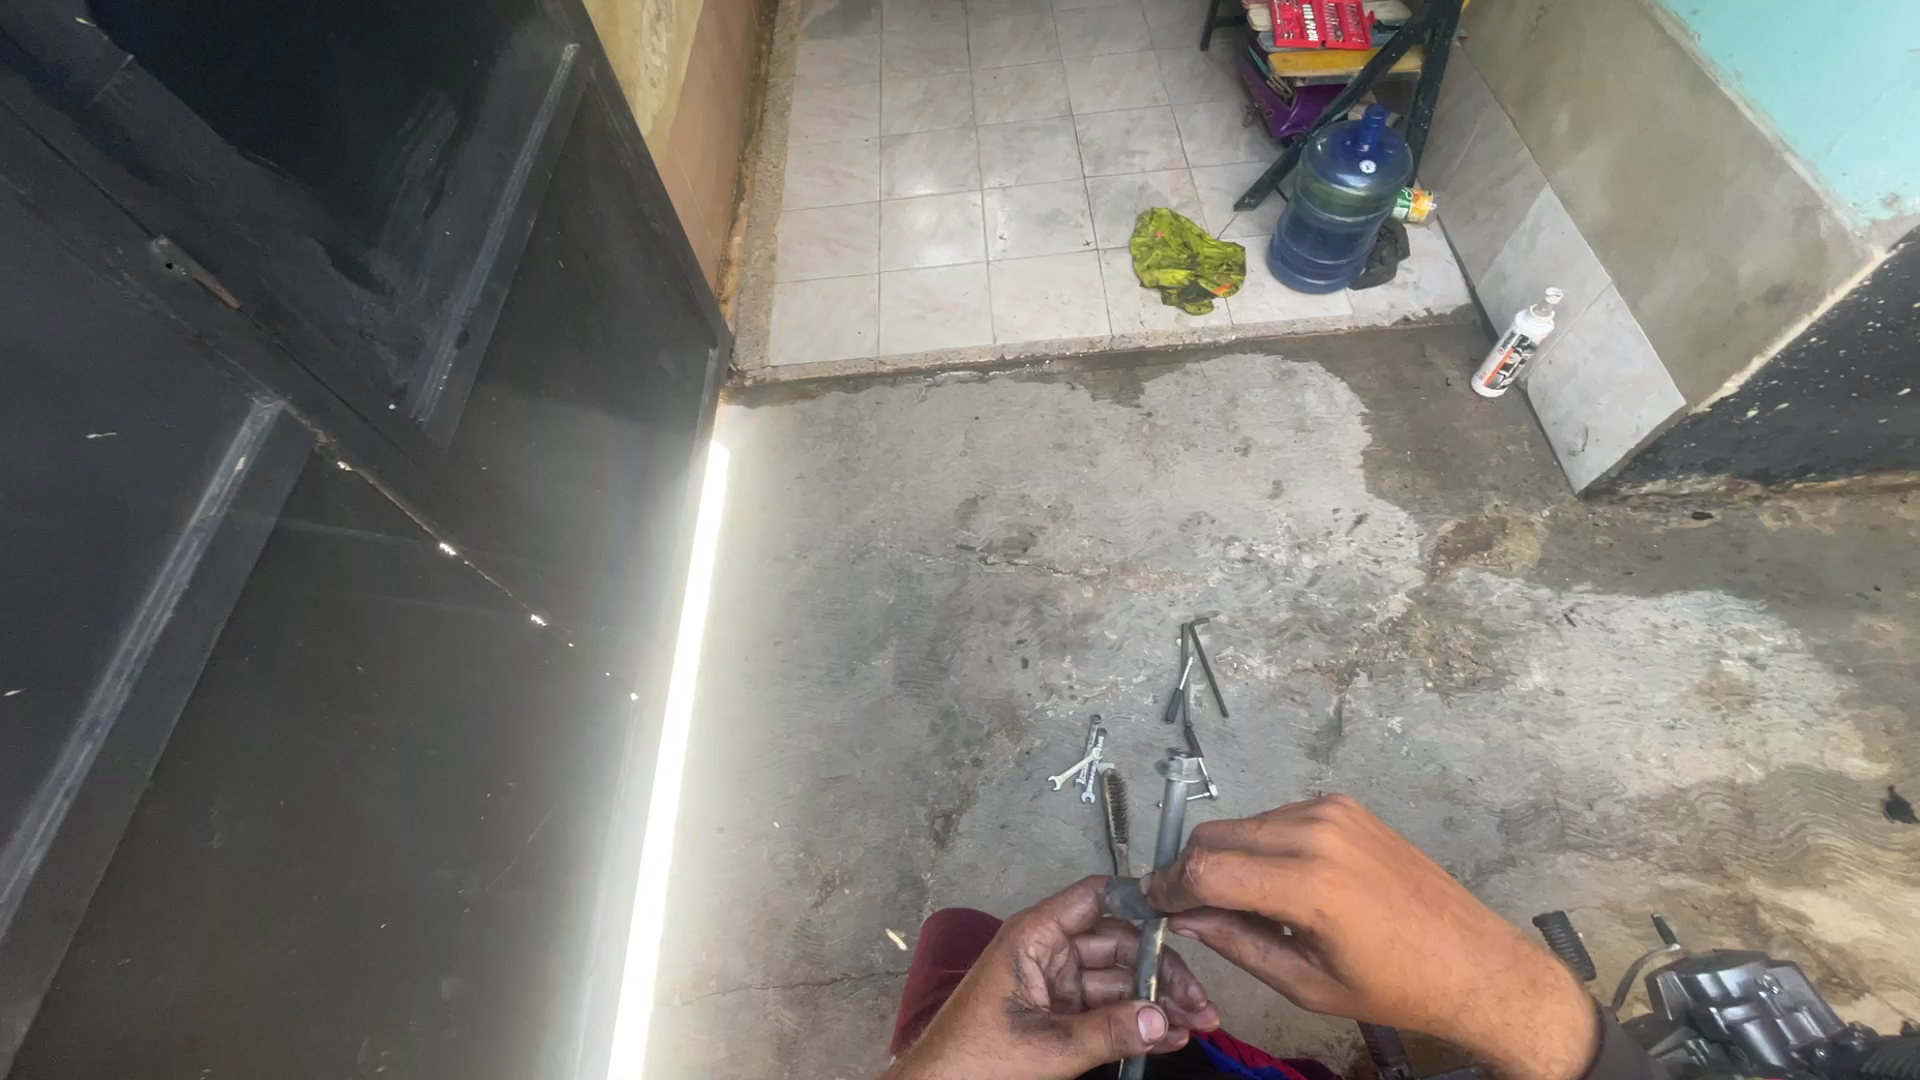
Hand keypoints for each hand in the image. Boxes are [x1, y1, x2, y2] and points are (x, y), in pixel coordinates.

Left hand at [884, 876, 1220, 1079]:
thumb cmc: (975, 1056)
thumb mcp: (1045, 1046)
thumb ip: (1107, 1032)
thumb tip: (1165, 1021)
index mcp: (1036, 933)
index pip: (1094, 897)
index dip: (1137, 899)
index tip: (1181, 917)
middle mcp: (1050, 947)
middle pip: (1118, 942)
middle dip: (1161, 970)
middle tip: (1202, 1004)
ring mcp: (1057, 980)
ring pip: (1118, 978)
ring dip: (1157, 1000)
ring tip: (1199, 1024)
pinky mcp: (1061, 1010)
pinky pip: (1107, 1007)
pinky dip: (1138, 1021)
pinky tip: (1171, 1036)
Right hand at [1144, 796, 1597, 1079]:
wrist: (1478, 963)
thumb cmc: (1394, 989)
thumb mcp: (1306, 984)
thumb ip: (1236, 943)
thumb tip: (1183, 917)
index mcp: (1310, 884)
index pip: (1208, 869)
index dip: (1171, 886)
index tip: (1154, 903)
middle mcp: (1314, 830)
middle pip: (1214, 835)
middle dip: (1189, 868)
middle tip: (1185, 903)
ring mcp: (1328, 809)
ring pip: (1241, 824)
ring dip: (1224, 856)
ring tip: (1240, 898)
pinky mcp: (1339, 802)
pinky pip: (1274, 818)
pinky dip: (1259, 845)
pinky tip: (1279, 879)